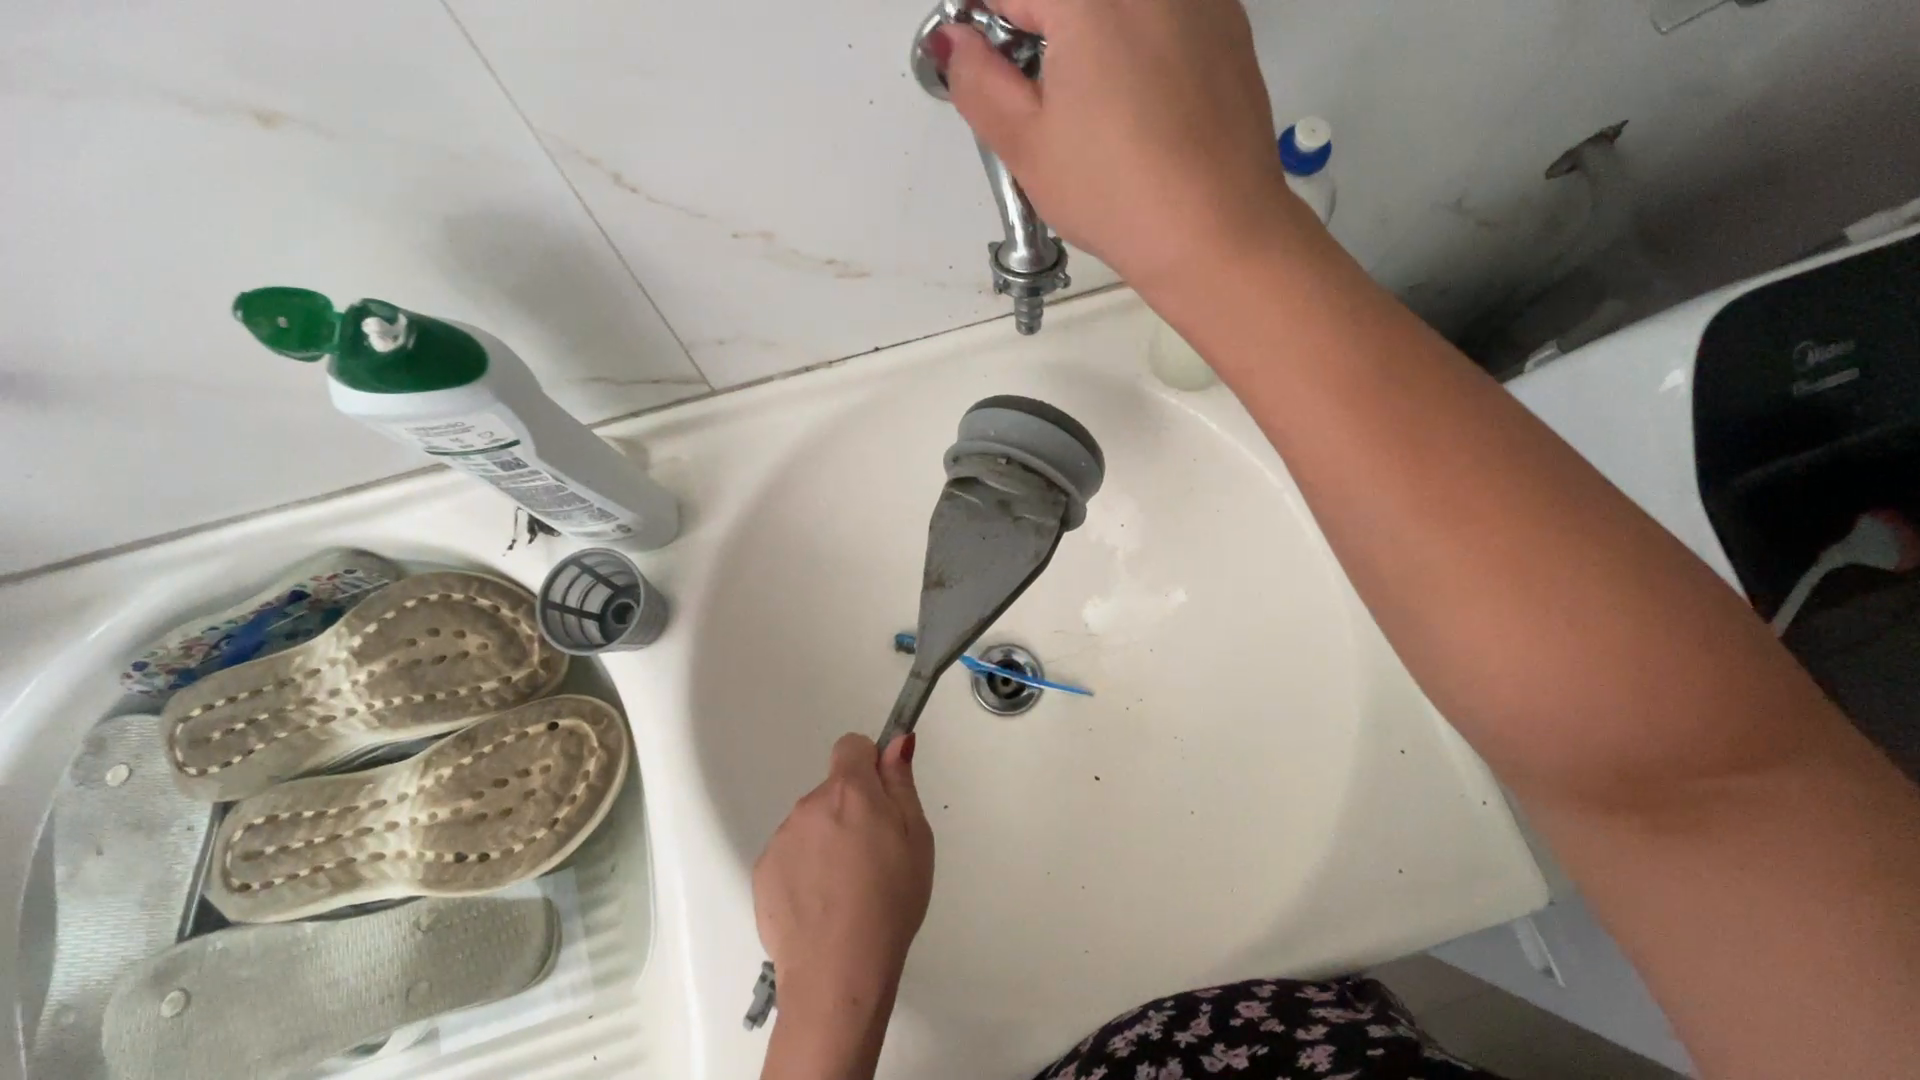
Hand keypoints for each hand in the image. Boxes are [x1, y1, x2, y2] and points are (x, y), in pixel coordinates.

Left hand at [754, 733, 933, 1077]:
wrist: (838, 970)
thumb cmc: (891, 902)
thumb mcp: (917, 839)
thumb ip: (901, 785)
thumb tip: (894, 744)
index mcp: (850, 791)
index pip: (851, 747)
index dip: (869, 766)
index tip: (882, 798)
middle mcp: (809, 805)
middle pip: (832, 791)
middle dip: (851, 812)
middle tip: (873, 858)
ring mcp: (782, 839)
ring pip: (811, 826)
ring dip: (827, 843)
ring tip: (847, 891)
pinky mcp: (763, 872)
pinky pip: (790, 857)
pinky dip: (805, 872)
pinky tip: (822, 907)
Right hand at [929, 0, 1316, 297]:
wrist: (1217, 231)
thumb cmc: (1121, 195)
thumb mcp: (1025, 145)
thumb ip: (976, 80)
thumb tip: (955, 42)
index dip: (984, 22)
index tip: (983, 62)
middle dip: (1038, 26)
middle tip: (1034, 85)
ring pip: (1116, 7)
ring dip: (1086, 34)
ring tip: (1089, 101)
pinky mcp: (1228, 22)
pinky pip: (1161, 10)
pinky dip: (1136, 37)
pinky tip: (1135, 100)